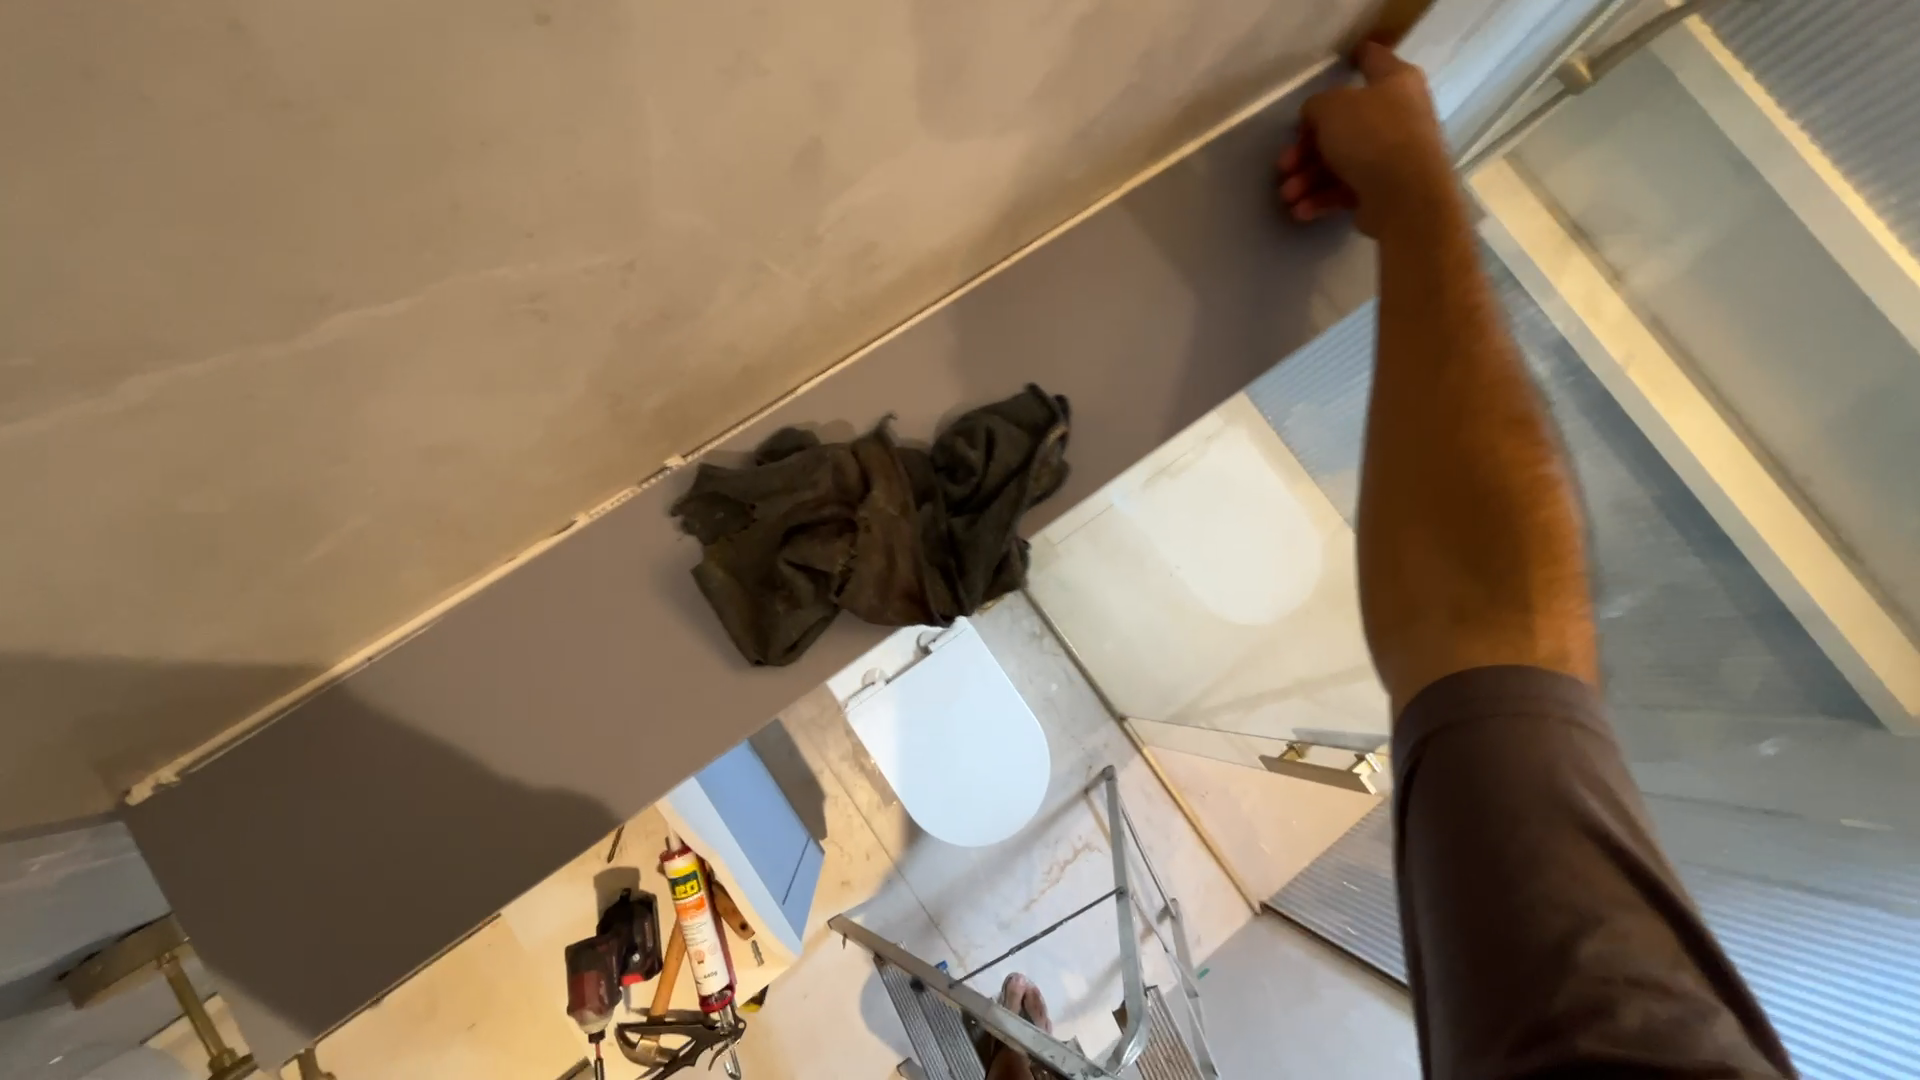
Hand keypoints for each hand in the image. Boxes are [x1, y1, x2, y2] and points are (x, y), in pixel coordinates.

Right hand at [1277, 42, 1453, 237]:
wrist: (1405, 194)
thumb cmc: (1371, 137)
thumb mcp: (1333, 109)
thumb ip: (1317, 105)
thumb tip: (1315, 114)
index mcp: (1393, 82)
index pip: (1374, 60)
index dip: (1358, 55)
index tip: (1347, 55)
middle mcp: (1396, 114)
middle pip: (1342, 125)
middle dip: (1306, 148)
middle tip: (1283, 165)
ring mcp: (1390, 154)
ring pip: (1339, 162)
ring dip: (1306, 179)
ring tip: (1287, 196)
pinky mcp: (1382, 189)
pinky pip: (1344, 189)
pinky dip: (1320, 199)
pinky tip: (1300, 211)